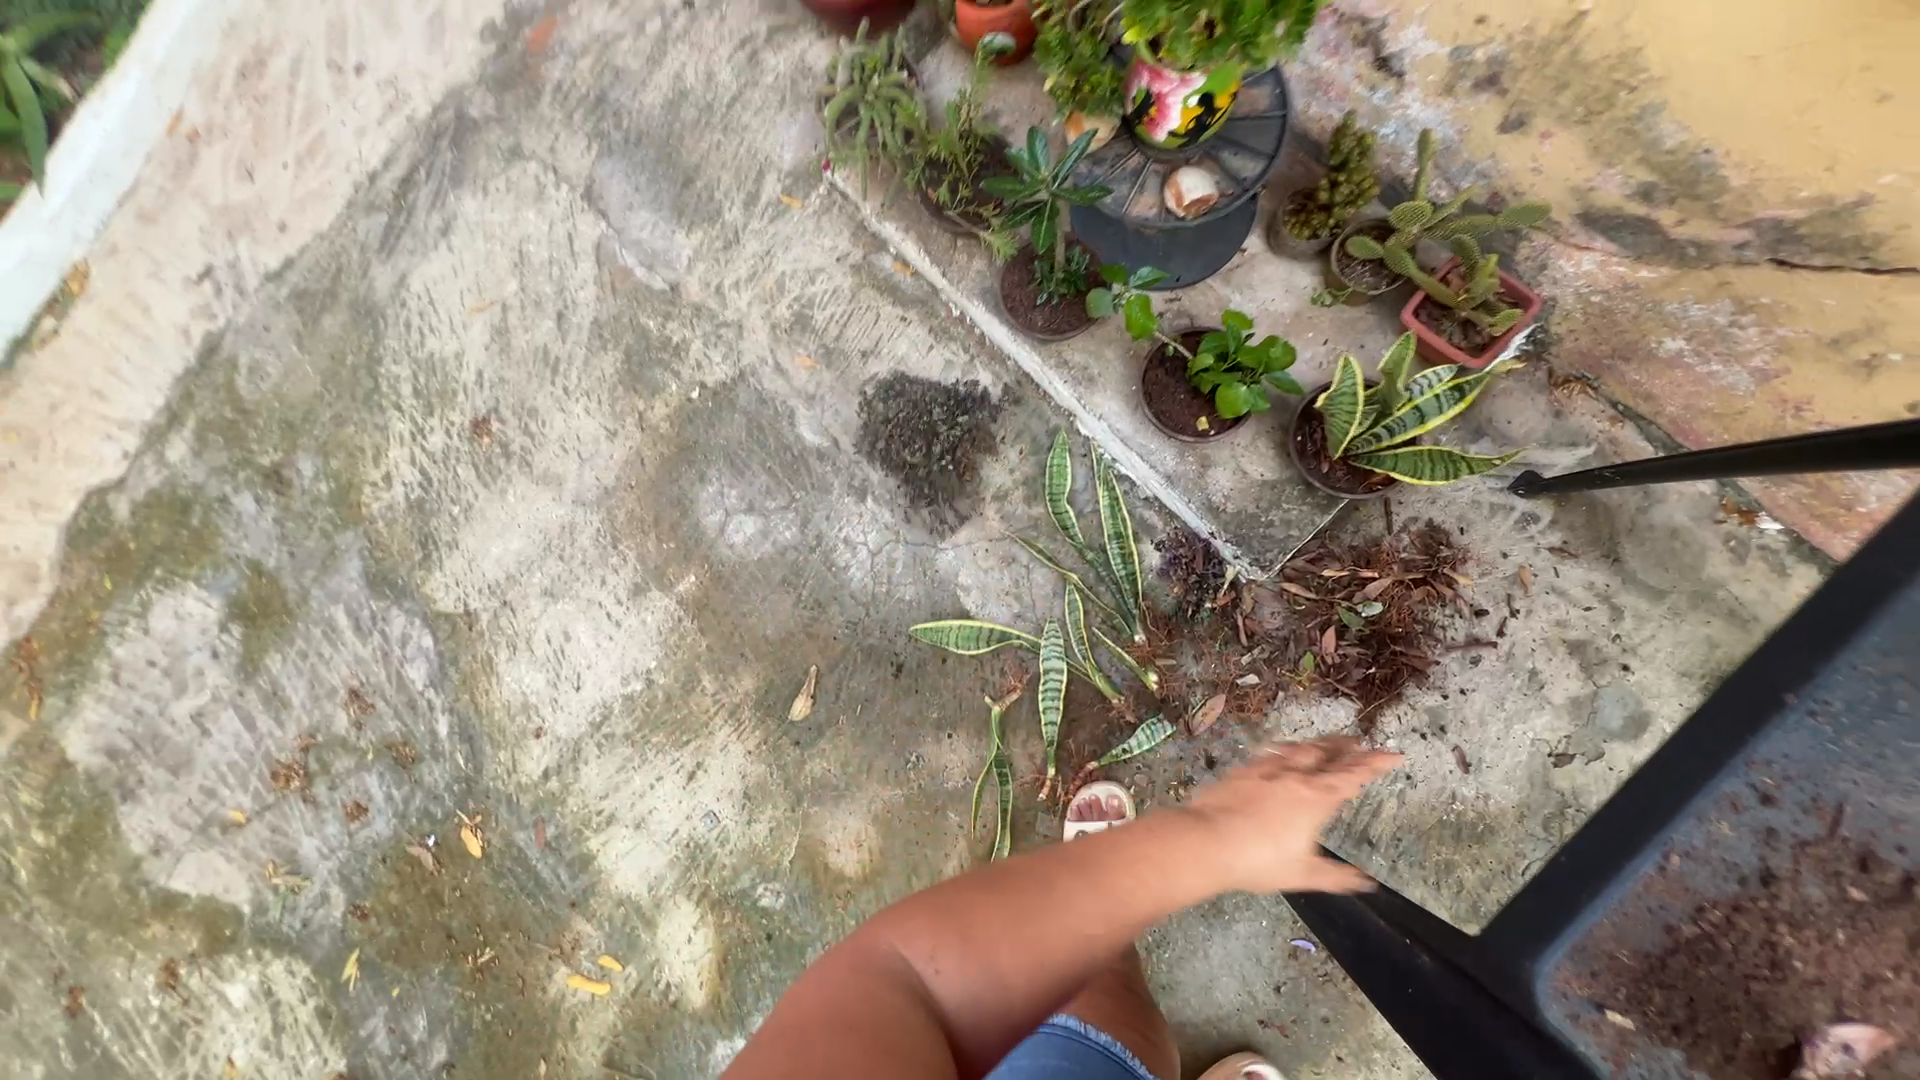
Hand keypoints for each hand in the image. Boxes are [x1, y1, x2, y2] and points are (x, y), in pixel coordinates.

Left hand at [1176, 736, 1400, 894]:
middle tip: (1359, 741)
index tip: (1393, 754)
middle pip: (1325, 754)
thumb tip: (1366, 882)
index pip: (1351, 776)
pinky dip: (1284, 749)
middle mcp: (1293, 777)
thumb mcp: (1303, 874)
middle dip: (1345, 747)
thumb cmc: (1258, 861)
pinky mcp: (1242, 770)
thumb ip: (1336, 876)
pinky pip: (1270, 753)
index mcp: (1315, 799)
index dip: (1375, 764)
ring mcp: (1265, 770)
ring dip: (1316, 744)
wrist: (1207, 840)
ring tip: (1326, 742)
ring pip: (1297, 749)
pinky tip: (1281, 750)